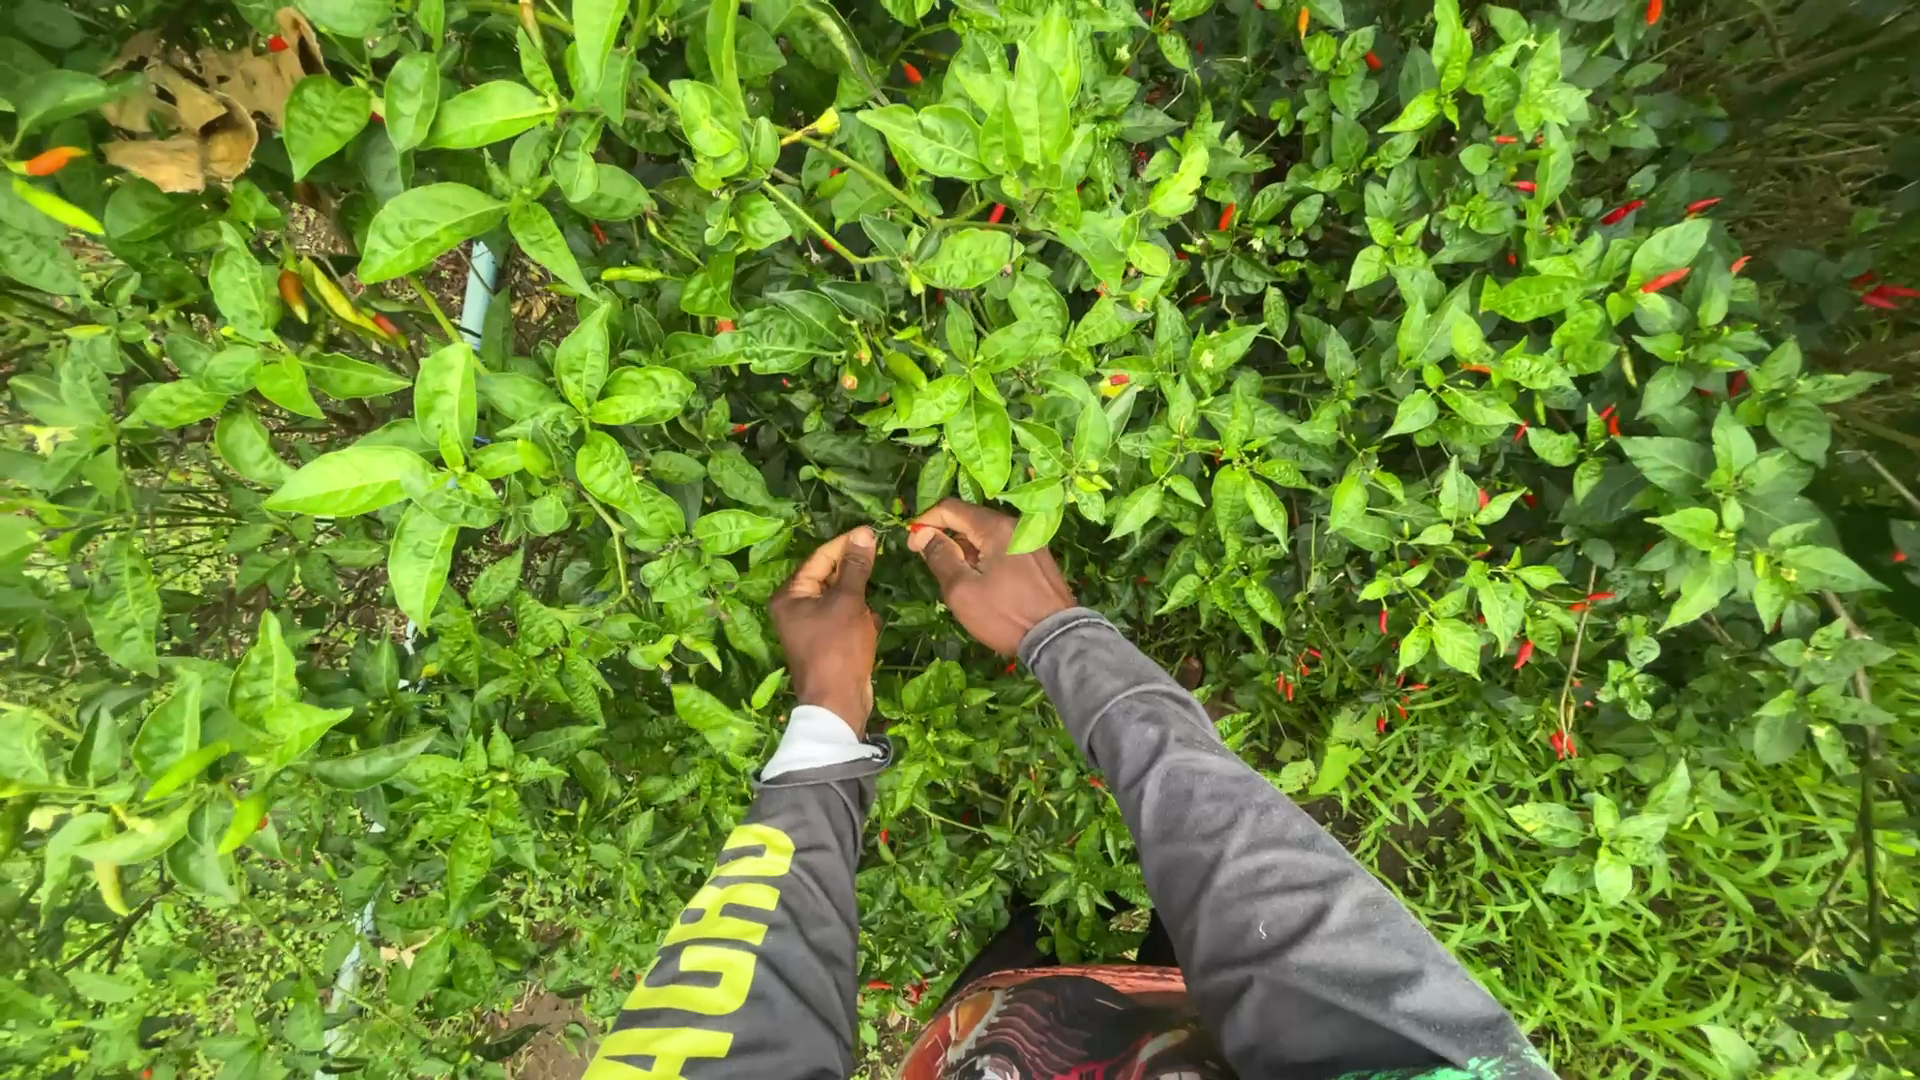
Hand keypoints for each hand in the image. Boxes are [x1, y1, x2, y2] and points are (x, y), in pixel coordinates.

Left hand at [770, 526, 880, 733]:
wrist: (838, 703)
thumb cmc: (838, 648)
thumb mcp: (848, 602)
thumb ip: (855, 567)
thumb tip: (863, 534)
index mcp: (791, 595)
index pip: (820, 557)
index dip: (846, 544)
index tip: (871, 533)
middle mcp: (795, 608)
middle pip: (828, 576)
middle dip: (854, 572)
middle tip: (879, 556)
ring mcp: (810, 626)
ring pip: (840, 598)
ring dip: (859, 596)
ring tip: (875, 593)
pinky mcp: (826, 642)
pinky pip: (844, 618)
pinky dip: (859, 617)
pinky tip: (871, 623)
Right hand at [907, 499, 1076, 655]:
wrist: (1057, 638)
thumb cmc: (1005, 615)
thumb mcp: (962, 589)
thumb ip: (940, 557)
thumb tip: (924, 534)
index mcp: (996, 527)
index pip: (951, 509)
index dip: (926, 522)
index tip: (912, 545)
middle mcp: (1015, 526)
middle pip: (970, 520)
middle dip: (946, 538)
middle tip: (933, 565)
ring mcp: (1030, 540)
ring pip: (986, 535)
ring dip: (966, 550)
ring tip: (958, 580)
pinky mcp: (1038, 557)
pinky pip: (1003, 547)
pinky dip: (985, 557)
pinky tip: (982, 582)